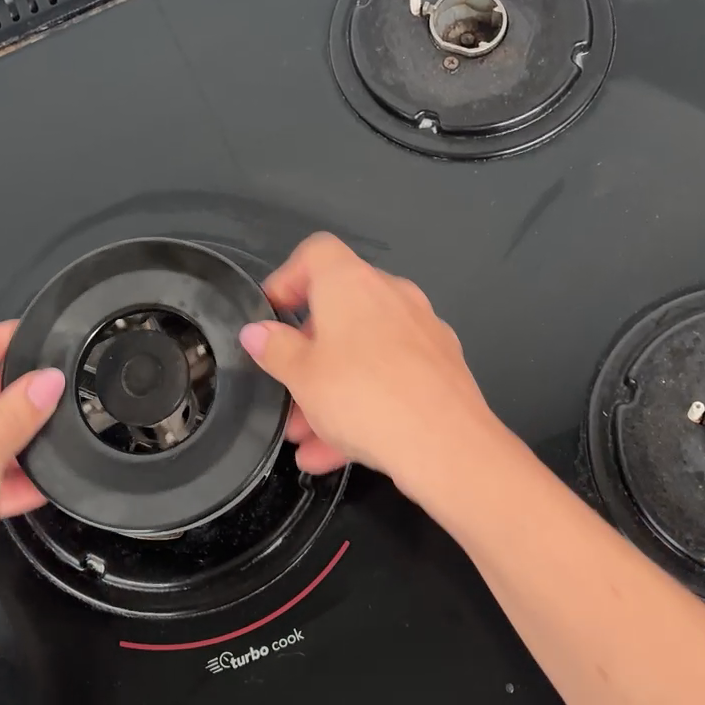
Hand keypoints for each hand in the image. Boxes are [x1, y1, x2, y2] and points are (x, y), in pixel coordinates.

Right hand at [238, 233, 496, 493]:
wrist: (448, 446)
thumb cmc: (362, 396)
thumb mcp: (301, 376)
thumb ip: (274, 349)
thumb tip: (256, 331)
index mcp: (351, 282)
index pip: (315, 252)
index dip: (287, 278)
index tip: (271, 315)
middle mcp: (390, 294)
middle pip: (339, 310)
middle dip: (308, 354)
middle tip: (287, 389)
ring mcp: (421, 330)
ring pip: (364, 352)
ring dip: (331, 389)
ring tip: (306, 437)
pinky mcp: (442, 367)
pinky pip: (391, 377)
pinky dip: (364, 404)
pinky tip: (338, 452)